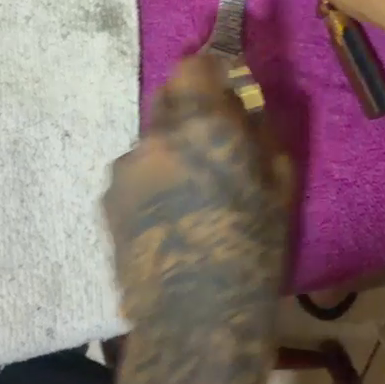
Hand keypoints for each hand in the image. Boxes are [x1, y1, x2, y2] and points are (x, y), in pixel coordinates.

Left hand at [104, 55, 294, 323]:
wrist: (194, 318)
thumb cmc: (251, 247)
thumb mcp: (277, 182)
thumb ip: (260, 131)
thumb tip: (246, 104)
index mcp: (202, 122)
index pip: (194, 65)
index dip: (209, 69)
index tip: (224, 83)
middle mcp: (156, 134)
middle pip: (169, 99)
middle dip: (191, 112)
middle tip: (213, 142)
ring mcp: (125, 167)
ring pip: (151, 141)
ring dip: (170, 152)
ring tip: (190, 195)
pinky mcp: (107, 200)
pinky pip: (135, 174)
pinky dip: (152, 183)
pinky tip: (167, 220)